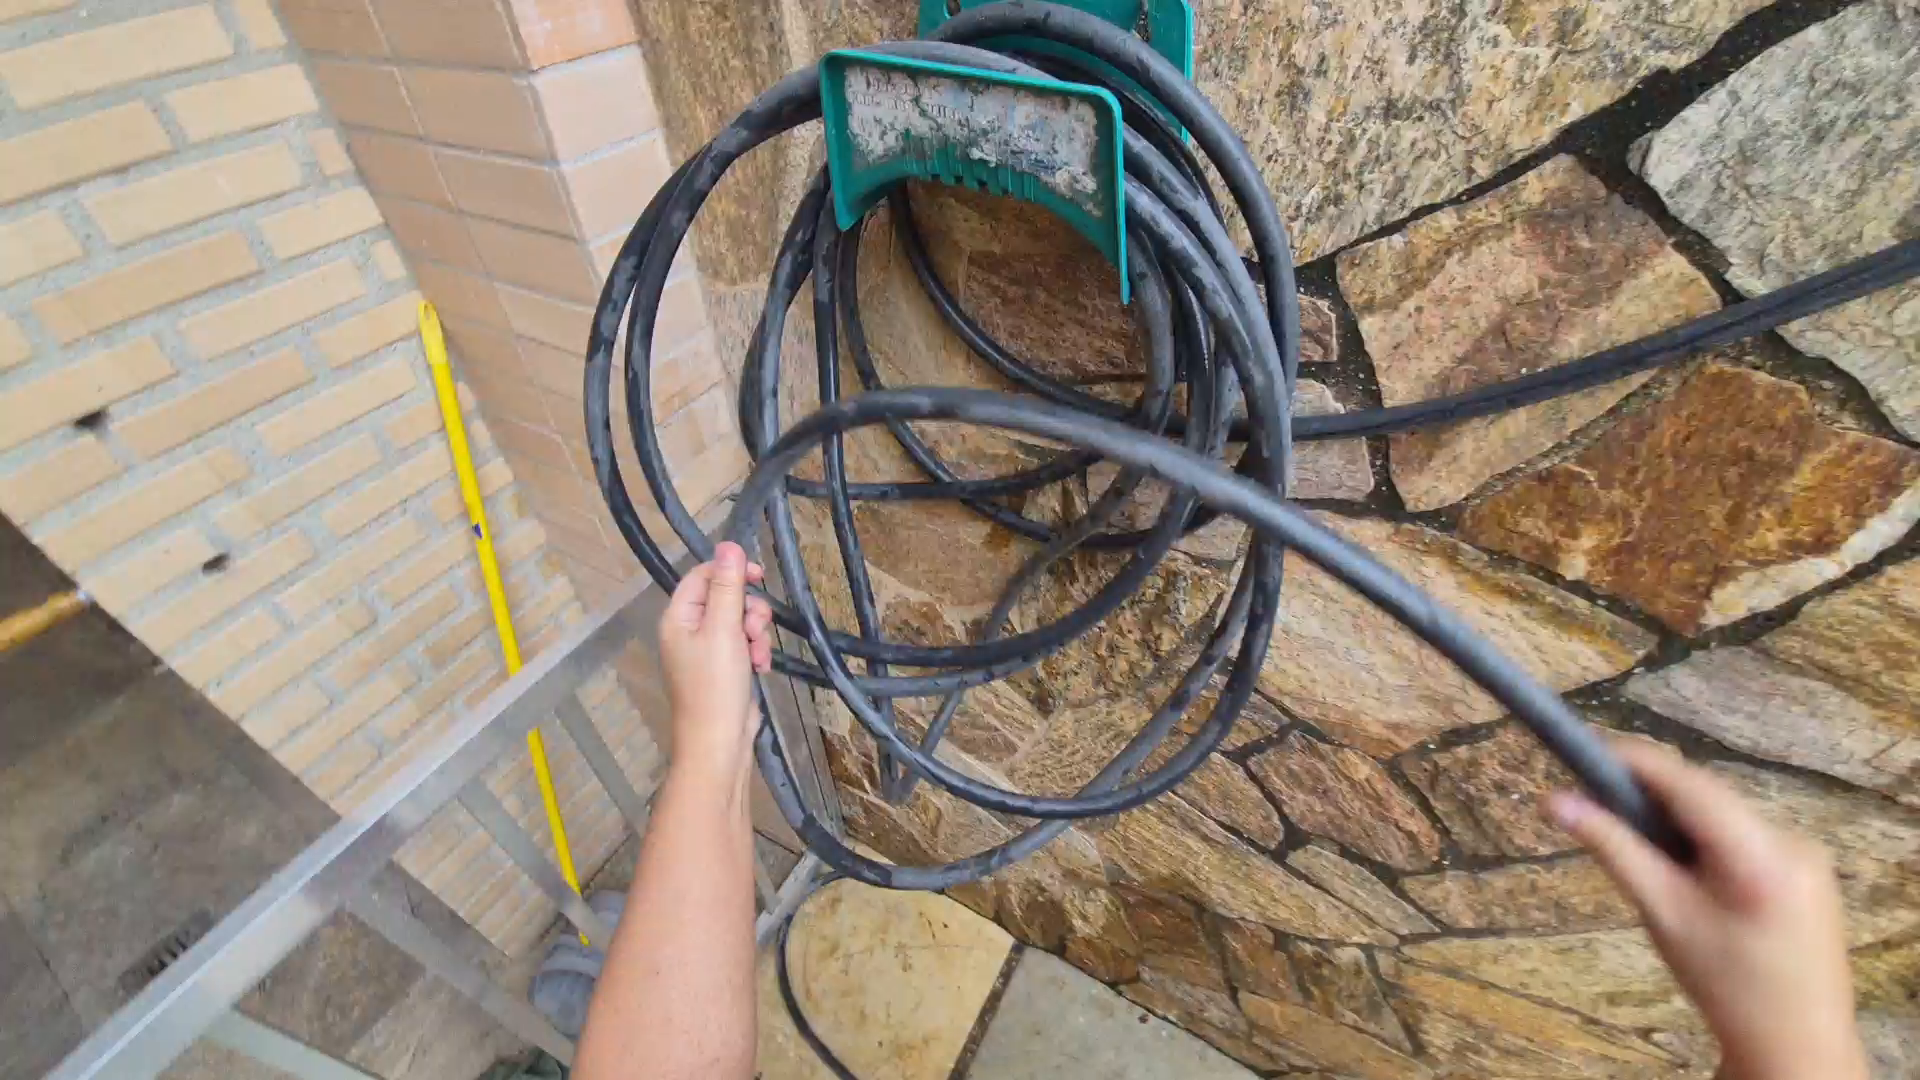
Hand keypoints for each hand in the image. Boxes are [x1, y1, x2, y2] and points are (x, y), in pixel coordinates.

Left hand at [658, 542, 773, 786]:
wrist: (719, 741)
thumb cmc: (715, 684)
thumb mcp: (724, 629)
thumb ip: (728, 586)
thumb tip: (728, 544)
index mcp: (678, 617)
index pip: (702, 575)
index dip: (731, 571)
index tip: (759, 575)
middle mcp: (688, 630)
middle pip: (724, 597)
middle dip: (748, 609)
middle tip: (756, 626)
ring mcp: (705, 651)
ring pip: (739, 621)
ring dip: (756, 632)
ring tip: (758, 654)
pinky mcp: (723, 667)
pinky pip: (743, 644)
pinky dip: (755, 650)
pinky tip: (760, 666)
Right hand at [1548, 743, 1867, 1079]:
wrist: (1795, 1044)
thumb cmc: (1723, 979)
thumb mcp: (1658, 909)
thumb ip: (1608, 845)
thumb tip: (1550, 798)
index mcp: (1761, 853)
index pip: (1684, 780)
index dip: (1627, 758)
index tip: (1573, 752)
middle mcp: (1790, 841)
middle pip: (1699, 789)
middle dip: (1641, 788)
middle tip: (1587, 802)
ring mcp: (1800, 853)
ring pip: (1711, 805)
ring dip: (1663, 809)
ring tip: (1624, 834)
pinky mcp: (1797, 866)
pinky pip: (1728, 825)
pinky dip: (1688, 827)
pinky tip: (1668, 857)